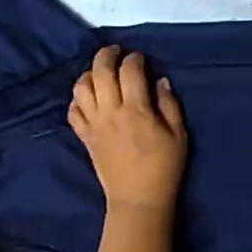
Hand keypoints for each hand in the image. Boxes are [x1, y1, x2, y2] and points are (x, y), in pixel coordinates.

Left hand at [69, 46, 187, 212]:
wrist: (137, 200)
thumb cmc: (164, 168)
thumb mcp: (178, 136)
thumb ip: (169, 105)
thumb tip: (160, 81)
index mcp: (136, 110)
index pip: (130, 71)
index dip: (134, 59)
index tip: (140, 59)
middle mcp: (110, 112)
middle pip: (100, 71)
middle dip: (107, 55)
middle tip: (115, 51)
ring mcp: (94, 125)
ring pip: (81, 88)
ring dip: (89, 74)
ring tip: (99, 72)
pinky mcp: (85, 138)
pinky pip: (72, 112)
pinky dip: (77, 99)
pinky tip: (88, 98)